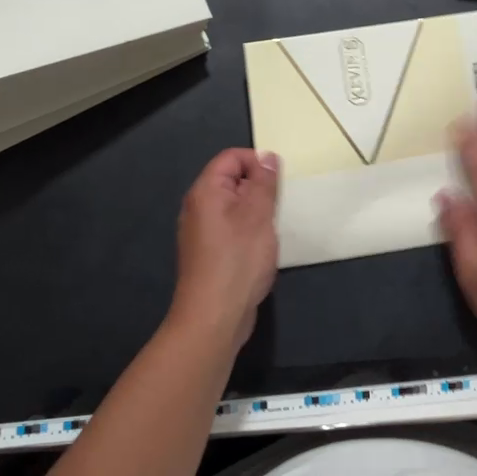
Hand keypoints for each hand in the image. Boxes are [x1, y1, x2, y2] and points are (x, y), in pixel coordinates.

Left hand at [171, 148, 279, 350]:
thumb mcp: (258, 214)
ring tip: (272, 230)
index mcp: (205, 191)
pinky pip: (230, 229)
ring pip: (233, 207)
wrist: (213, 318)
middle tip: (278, 207)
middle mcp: (197, 207)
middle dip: (258, 189)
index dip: (256, 162)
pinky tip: (260, 251)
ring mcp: (200, 233)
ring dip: (255, 213)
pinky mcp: (208, 254)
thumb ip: (264, 182)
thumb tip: (267, 157)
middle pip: (231, 181)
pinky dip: (247, 233)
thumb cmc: (238, 261)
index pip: (231, 157)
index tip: (278, 183)